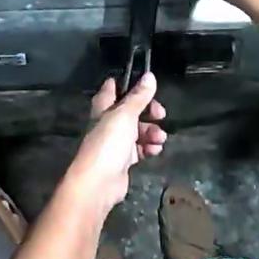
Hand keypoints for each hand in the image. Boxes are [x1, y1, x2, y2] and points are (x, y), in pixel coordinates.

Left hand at [62, 73, 167, 210]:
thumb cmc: (108, 142)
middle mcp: (108, 121)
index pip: (114, 87)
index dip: (130, 83)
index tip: (147, 85)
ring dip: (152, 131)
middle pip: (132, 109)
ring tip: (159, 139)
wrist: (98, 183)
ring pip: (138, 129)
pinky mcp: (123, 159)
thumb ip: (139, 96)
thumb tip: (150, 75)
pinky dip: (148, 147)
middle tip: (160, 114)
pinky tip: (154, 150)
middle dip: (148, 110)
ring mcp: (115, 141)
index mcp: (104, 106)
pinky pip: (139, 147)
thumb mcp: (125, 114)